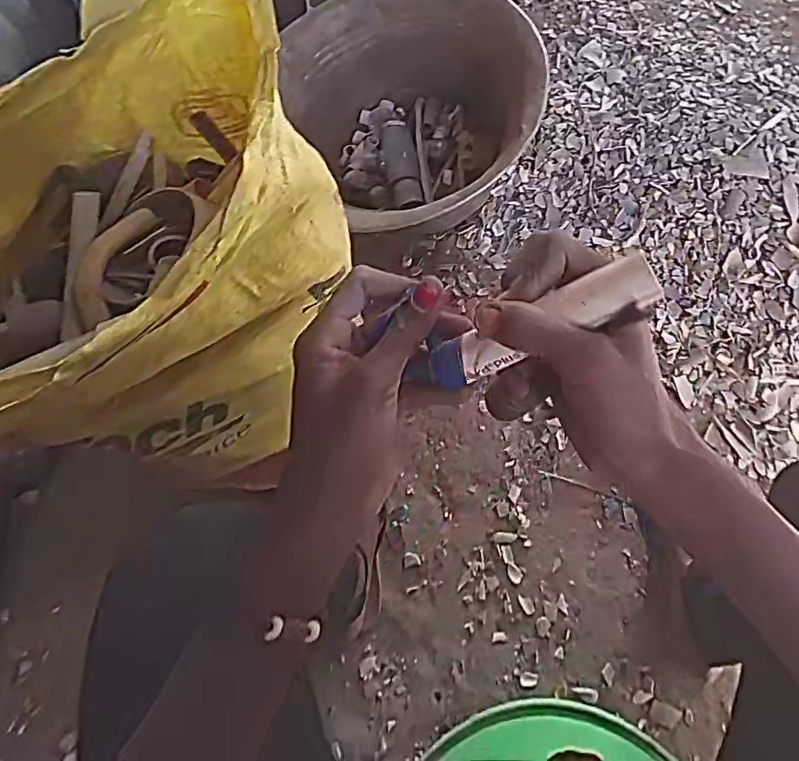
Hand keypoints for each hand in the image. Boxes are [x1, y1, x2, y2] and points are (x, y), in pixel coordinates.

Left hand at [269, 268, 468, 585]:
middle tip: (465, 327)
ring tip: (470, 356)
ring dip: (438, 349)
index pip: (363, 287)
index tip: (437, 297)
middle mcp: (345, 350)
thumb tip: (433, 288)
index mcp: (328, 337)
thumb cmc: (343, 443)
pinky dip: (437, 379)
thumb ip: (405, 332)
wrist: (333, 511)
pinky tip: (463, 385)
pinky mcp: (385, 400)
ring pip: (407, 347)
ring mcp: (367, 376)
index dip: (400, 287)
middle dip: (427, 321)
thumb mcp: (375, 381)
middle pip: (390, 316)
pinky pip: (414, 377)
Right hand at [476, 233, 703, 500]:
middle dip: (510, 323)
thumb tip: (487, 313)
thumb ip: (535, 330)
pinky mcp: (541, 365)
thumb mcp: (586, 360)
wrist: (640, 463)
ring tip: (527, 384)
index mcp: (602, 288)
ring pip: (505, 327)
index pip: (552, 252)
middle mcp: (577, 306)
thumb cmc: (633, 408)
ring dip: (505, 359)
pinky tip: (528, 400)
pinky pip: (504, 361)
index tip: (519, 306)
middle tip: (512, 347)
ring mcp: (557, 336)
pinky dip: (507, 383)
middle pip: (520, 287)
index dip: (530, 275)